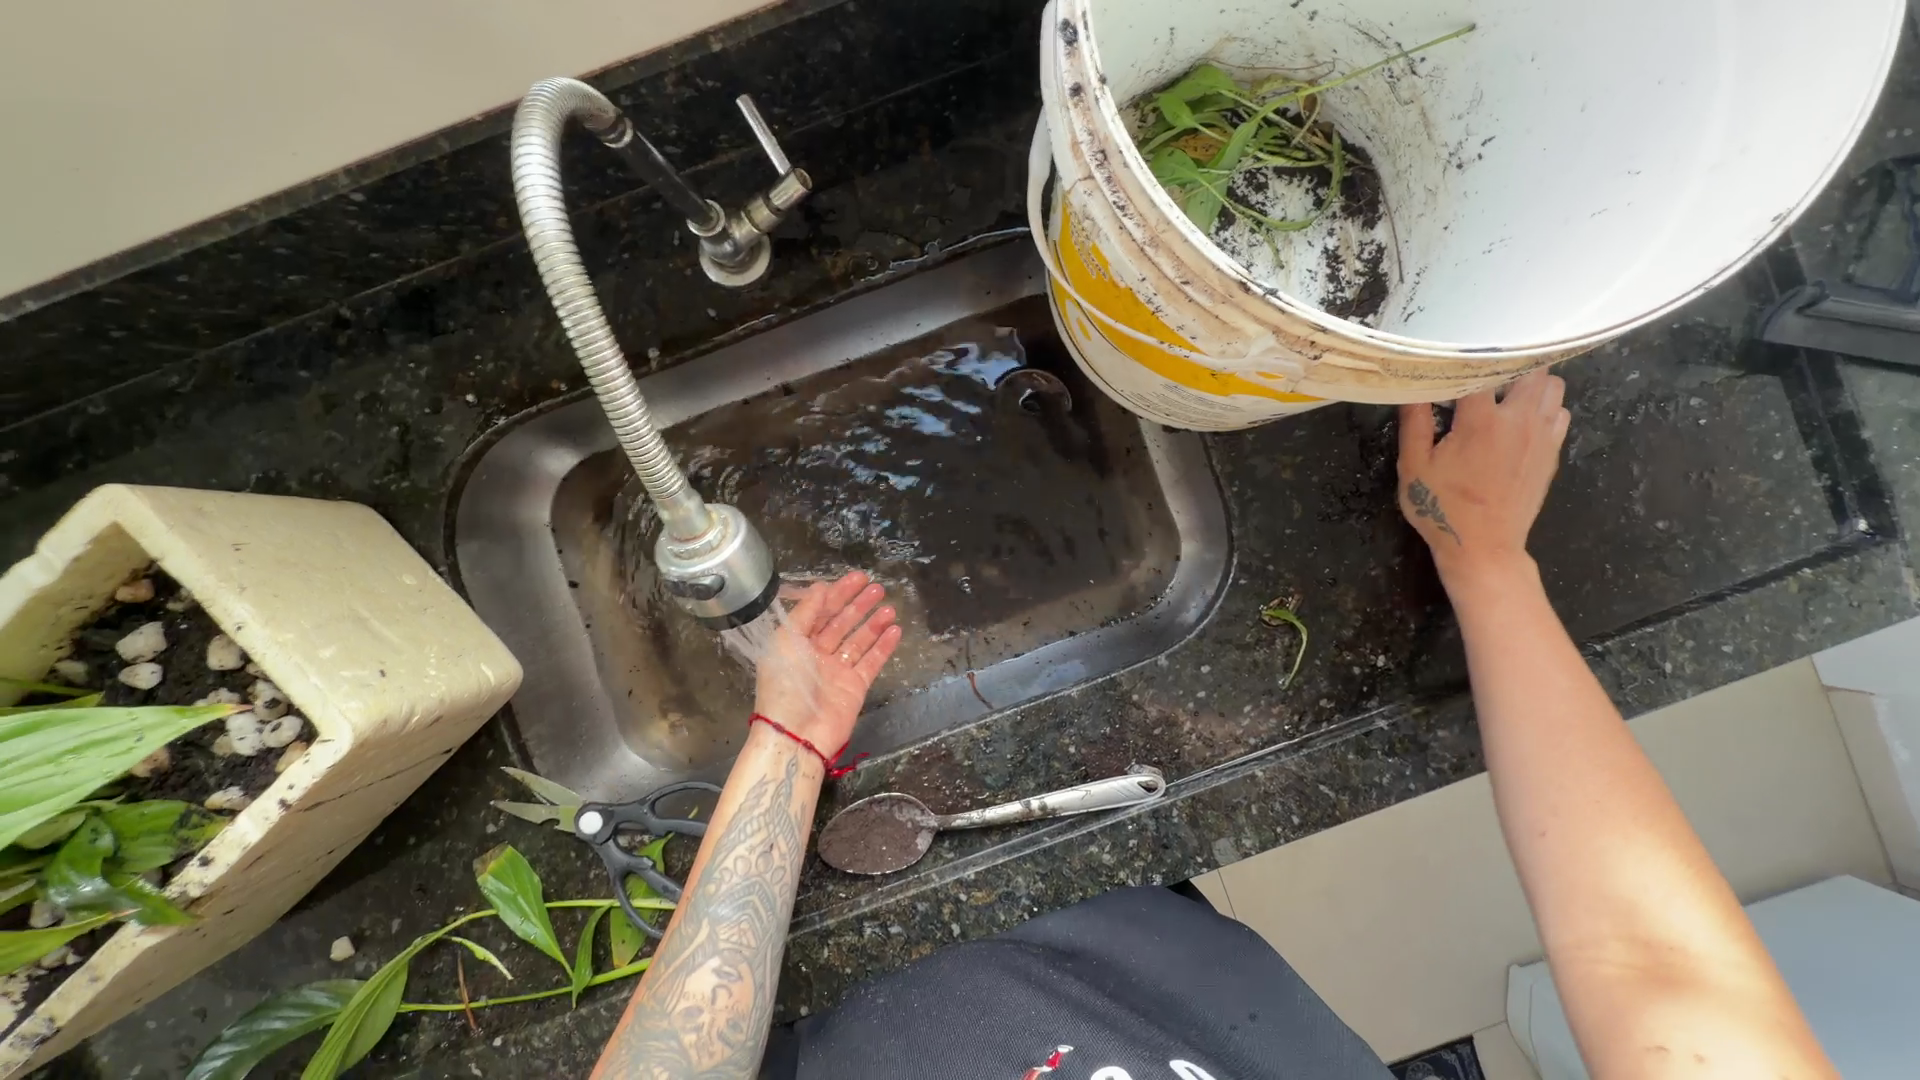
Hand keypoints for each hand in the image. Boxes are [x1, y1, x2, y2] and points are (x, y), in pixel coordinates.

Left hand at [752, 571, 901, 752]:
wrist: (796, 734)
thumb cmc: (785, 684)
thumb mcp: (787, 641)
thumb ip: (806, 612)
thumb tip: (820, 587)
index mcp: (796, 643)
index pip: (819, 612)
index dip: (837, 594)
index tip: (857, 578)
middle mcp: (817, 655)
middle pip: (841, 623)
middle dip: (858, 604)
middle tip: (877, 587)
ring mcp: (837, 672)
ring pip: (859, 641)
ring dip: (873, 623)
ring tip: (890, 608)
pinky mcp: (855, 687)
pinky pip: (872, 662)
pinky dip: (884, 647)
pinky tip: (895, 630)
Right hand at [1397, 369, 1569, 585]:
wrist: (1484, 545)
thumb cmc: (1442, 507)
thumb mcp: (1414, 467)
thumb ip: (1415, 424)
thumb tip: (1412, 389)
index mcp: (1481, 421)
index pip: (1481, 369)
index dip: (1465, 361)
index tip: (1450, 363)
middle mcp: (1520, 420)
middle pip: (1530, 369)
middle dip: (1506, 366)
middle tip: (1481, 377)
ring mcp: (1543, 435)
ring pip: (1552, 386)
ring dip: (1530, 384)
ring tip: (1503, 395)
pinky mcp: (1552, 451)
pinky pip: (1560, 413)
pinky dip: (1544, 408)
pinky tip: (1520, 421)